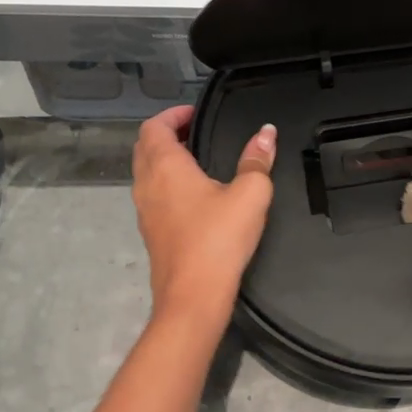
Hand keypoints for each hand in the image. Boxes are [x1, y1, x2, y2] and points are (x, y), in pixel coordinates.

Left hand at [131, 106, 275, 323]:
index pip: (154, 127)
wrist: (192, 297)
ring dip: (164, 159)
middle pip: (144, 147)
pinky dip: (166, 182)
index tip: (195, 114)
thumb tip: (266, 132)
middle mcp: (147, 185)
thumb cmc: (219, 238)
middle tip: (196, 131)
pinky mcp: (151, 233)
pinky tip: (194, 194)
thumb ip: (257, 160)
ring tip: (196, 158)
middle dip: (167, 134)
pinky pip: (152, 194)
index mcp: (165, 167)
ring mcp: (145, 211)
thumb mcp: (250, 194)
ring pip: (145, 172)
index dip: (172, 115)